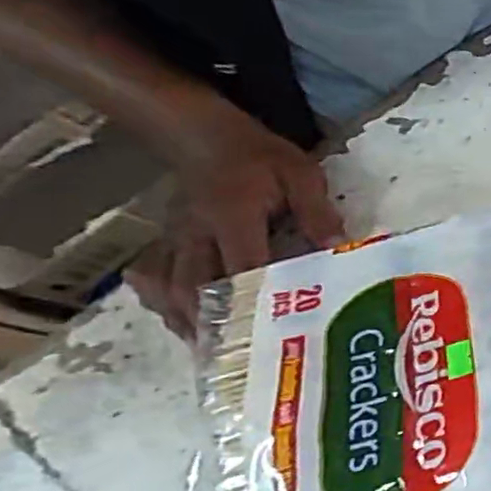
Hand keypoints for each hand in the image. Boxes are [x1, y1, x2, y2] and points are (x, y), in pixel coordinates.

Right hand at [128, 121, 343, 337]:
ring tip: (211, 351)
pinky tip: (185, 323)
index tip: (271, 333)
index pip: (242, 266)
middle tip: (237, 358)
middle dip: (214, 324)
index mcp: (231, 217)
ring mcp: (176, 238)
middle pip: (196, 286)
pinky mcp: (169, 240)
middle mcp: (196, 233)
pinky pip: (154, 276)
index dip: (254, 301)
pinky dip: (165, 302)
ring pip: (169, 287)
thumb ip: (317, 212)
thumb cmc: (260, 157)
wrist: (203, 133)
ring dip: (187, 320)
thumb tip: (336, 248)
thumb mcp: (301, 175)